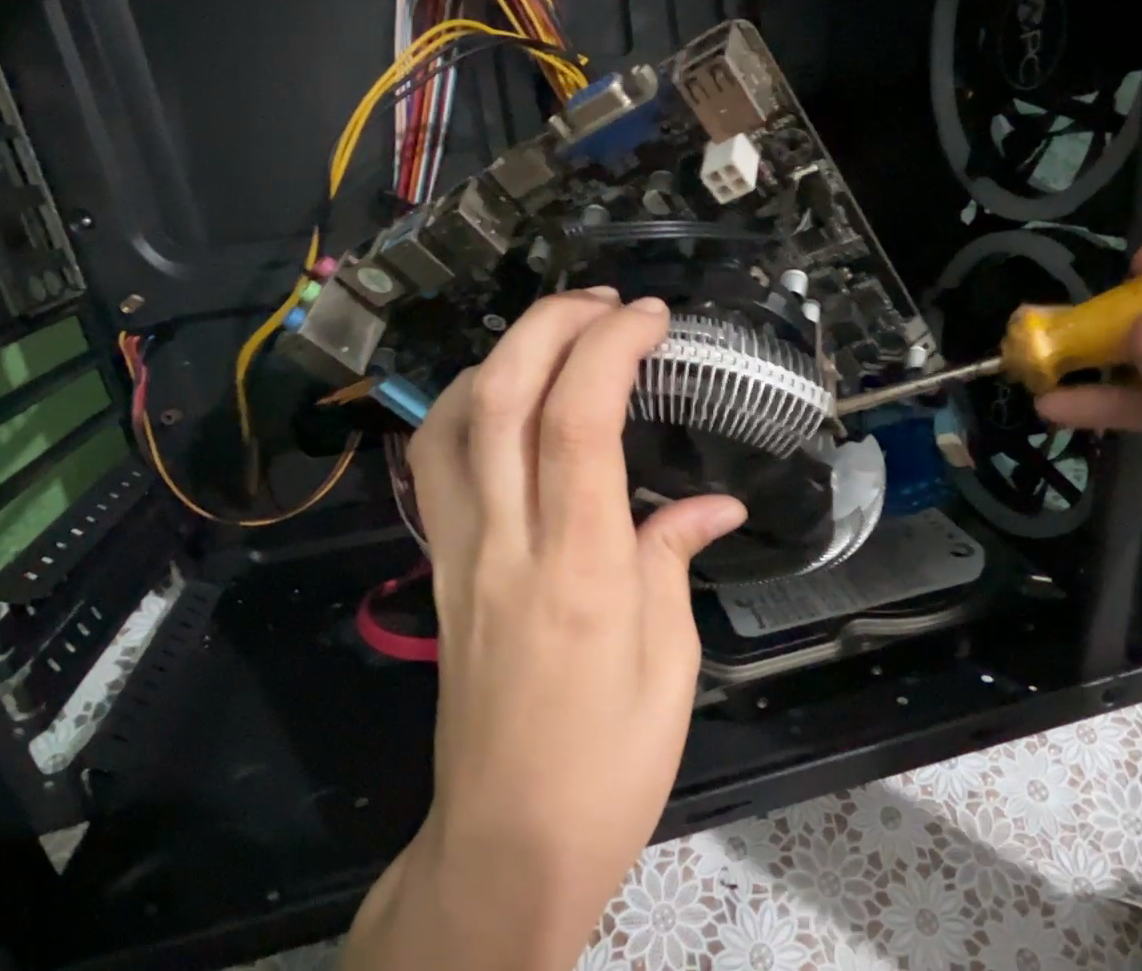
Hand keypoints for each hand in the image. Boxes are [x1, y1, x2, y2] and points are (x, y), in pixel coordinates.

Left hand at [346, 289, 744, 970]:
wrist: (509, 838)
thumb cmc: (609, 765)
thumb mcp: (671, 666)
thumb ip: (673, 562)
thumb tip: (707, 505)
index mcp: (580, 571)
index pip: (577, 423)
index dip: (609, 349)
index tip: (649, 317)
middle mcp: (506, 548)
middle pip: (500, 399)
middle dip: (547, 325)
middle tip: (602, 303)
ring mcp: (460, 557)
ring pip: (450, 423)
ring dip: (497, 356)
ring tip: (552, 336)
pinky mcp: (442, 573)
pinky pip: (434, 468)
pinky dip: (460, 409)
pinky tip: (496, 400)